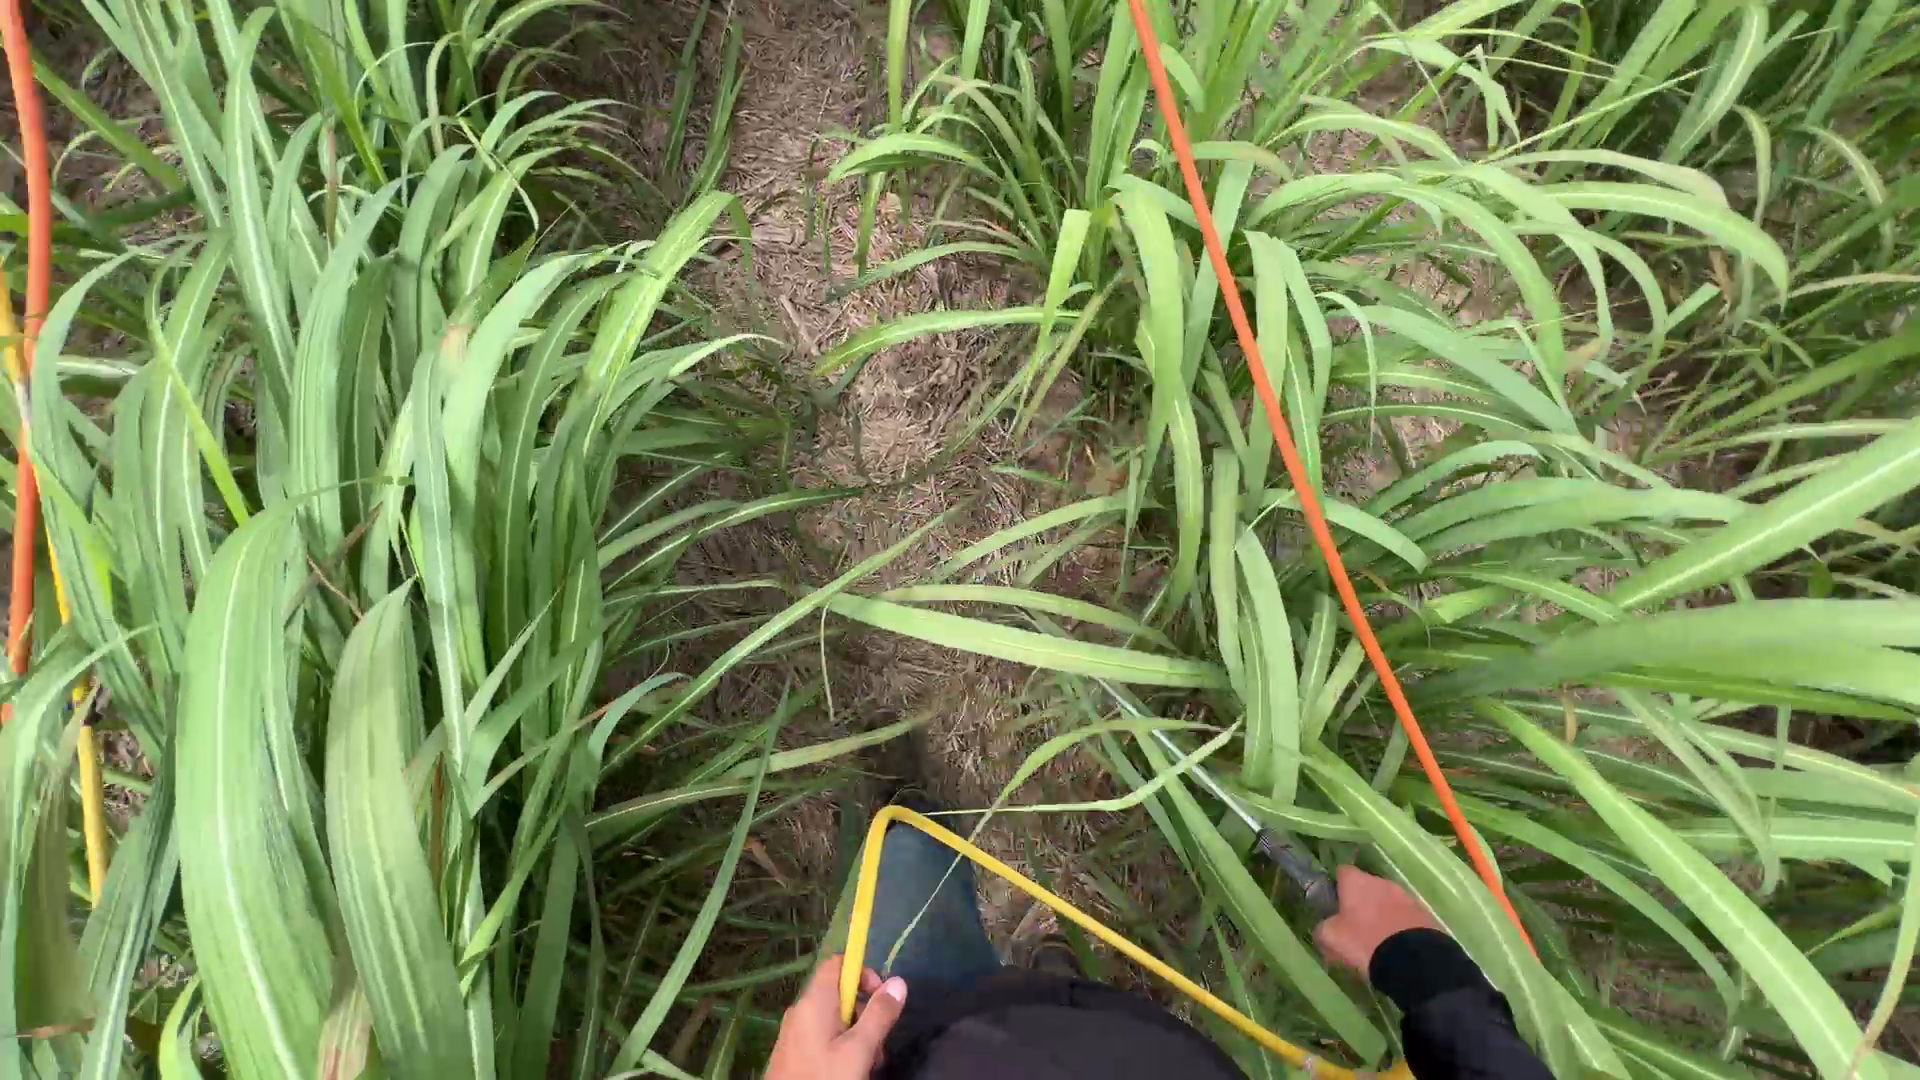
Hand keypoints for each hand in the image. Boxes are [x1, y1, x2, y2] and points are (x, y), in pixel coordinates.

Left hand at [767, 954, 907, 1079]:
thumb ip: (879, 1015)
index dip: (862, 972)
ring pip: (833, 1020)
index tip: (881, 996)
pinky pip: (822, 1039)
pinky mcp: (793, 1056)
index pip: (837, 962)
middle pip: (839, 994)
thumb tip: (898, 982)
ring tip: (869, 1063)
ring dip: (856, 1035)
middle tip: (879, 1042)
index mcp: (813, 1001)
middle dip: (865, 1012)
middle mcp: (801, 1010)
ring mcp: (794, 1034)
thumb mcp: (858, 1050)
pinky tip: (851, 1071)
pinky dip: (840, 1048)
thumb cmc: (824, 1079)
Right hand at [1313, 866, 1442, 976]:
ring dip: (1385, 914)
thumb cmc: (1365, 942)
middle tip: (1357, 924)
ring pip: (1390, 902)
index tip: (1335, 903)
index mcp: (1356, 881)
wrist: (1416, 964)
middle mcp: (1382, 882)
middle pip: (1368, 886)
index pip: (1342, 872)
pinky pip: (1408, 918)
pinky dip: (1402, 927)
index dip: (1337, 886)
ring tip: (1381, 938)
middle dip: (1363, 901)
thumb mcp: (1331, 939)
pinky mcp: (1428, 917)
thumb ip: (1322, 929)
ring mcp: (1408, 898)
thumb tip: (1324, 928)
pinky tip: (1400, 947)